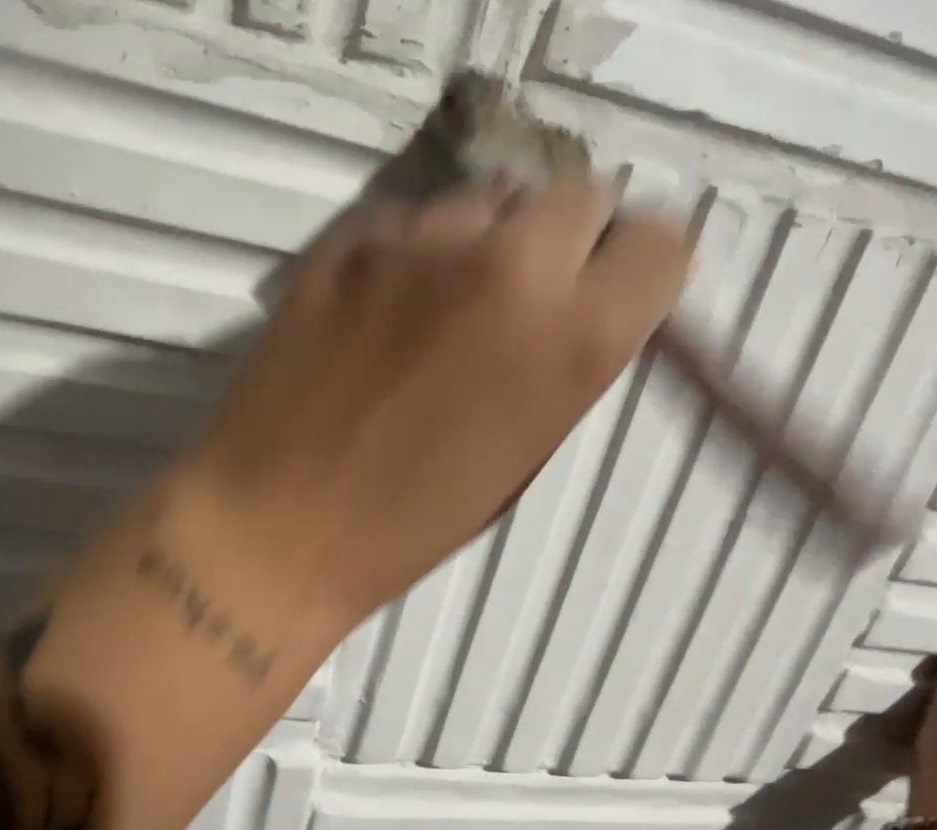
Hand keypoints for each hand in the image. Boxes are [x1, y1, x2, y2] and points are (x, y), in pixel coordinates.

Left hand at [159, 180, 692, 622]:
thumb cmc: (404, 526)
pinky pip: (403, 219)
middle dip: (564, 239)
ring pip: (484, 198)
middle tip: (520, 295)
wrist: (274, 527)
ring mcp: (417, 244)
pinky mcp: (343, 243)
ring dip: (480, 238)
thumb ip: (564, 364)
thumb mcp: (522, 455)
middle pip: (578, 194)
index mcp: (576, 337)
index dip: (632, 271)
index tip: (603, 295)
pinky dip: (405, 250)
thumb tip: (574, 305)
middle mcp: (508, 265)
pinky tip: (373, 306)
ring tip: (436, 303)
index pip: (661, 242)